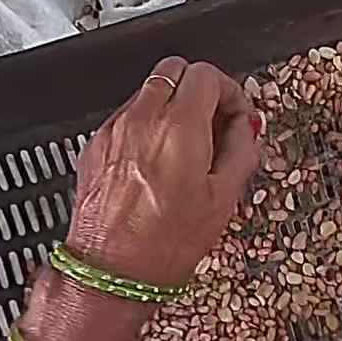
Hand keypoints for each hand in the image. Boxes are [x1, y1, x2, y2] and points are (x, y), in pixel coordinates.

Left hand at [65, 57, 261, 287]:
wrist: (111, 271)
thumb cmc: (163, 244)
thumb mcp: (222, 200)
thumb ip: (241, 150)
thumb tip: (246, 127)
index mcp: (179, 128)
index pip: (207, 75)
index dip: (230, 91)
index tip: (236, 115)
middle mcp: (142, 119)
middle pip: (175, 69)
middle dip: (199, 88)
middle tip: (214, 121)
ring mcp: (114, 130)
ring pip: (149, 91)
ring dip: (172, 106)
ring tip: (186, 146)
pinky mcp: (96, 145)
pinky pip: (127, 117)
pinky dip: (147, 125)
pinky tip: (157, 161)